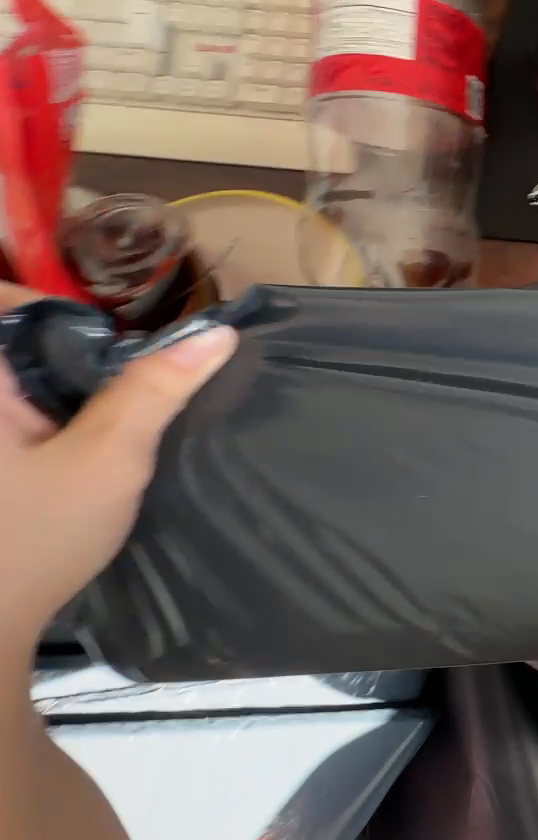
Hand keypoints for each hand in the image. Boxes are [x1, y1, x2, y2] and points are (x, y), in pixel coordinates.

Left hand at [0, 283, 235, 650]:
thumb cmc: (29, 541)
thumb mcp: (109, 460)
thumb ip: (155, 389)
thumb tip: (215, 333)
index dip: (43, 298)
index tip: (109, 327)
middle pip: (8, 338)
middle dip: (63, 336)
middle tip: (124, 361)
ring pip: (13, 371)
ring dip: (58, 370)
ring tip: (114, 395)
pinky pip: (18, 402)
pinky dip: (47, 400)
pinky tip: (83, 428)